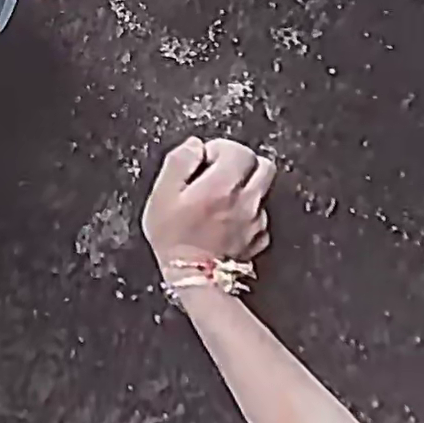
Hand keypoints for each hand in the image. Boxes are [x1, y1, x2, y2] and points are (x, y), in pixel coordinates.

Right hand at [142, 137, 274, 271]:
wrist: (193, 277)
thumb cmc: (172, 235)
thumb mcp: (161, 193)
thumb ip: (178, 161)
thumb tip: (195, 145)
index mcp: (222, 186)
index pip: (238, 150)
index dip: (217, 149)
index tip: (201, 161)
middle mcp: (247, 201)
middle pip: (262, 165)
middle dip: (240, 162)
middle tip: (215, 172)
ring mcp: (257, 221)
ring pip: (262, 188)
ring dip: (244, 185)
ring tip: (217, 197)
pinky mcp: (259, 237)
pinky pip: (259, 212)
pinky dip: (245, 209)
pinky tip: (223, 218)